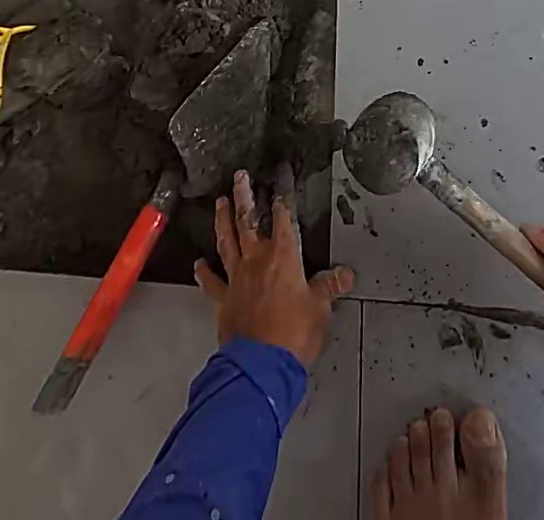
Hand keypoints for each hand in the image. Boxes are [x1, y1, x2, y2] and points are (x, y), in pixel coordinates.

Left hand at [196, 169, 355, 366]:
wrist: (261, 366)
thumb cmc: (294, 334)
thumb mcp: (320, 307)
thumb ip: (329, 287)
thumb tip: (345, 274)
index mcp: (284, 257)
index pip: (283, 221)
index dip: (282, 203)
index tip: (279, 189)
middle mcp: (257, 261)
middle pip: (248, 222)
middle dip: (244, 197)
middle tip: (239, 178)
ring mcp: (237, 280)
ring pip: (227, 242)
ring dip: (223, 221)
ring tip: (220, 203)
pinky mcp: (223, 301)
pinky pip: (212, 282)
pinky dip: (204, 272)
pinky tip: (198, 262)